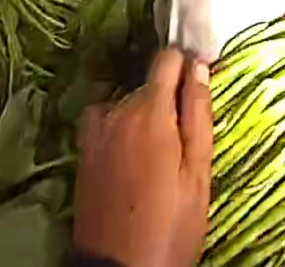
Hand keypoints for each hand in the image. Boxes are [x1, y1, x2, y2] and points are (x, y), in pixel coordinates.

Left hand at [73, 49, 213, 266]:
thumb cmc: (169, 226)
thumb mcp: (197, 173)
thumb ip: (199, 113)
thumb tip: (200, 65)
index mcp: (152, 111)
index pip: (168, 58)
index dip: (187, 64)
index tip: (199, 83)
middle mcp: (120, 109)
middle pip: (151, 82)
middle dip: (170, 97)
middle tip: (183, 137)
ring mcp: (98, 128)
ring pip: (130, 99)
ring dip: (146, 112)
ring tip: (158, 153)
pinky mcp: (84, 147)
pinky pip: (106, 116)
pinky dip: (120, 122)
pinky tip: (129, 149)